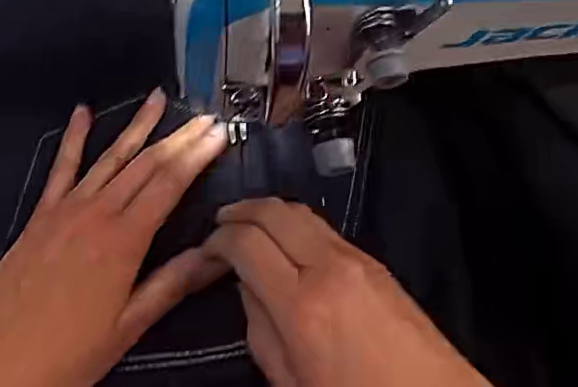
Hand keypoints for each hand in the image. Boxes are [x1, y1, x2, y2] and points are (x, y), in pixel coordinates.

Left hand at [0, 91, 229, 386]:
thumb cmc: (55, 362)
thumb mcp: (125, 329)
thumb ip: (172, 284)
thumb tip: (216, 254)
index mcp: (122, 241)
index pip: (172, 181)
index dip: (200, 153)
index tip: (220, 133)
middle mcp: (96, 216)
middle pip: (148, 162)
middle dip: (181, 135)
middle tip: (206, 116)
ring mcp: (65, 212)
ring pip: (112, 156)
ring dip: (139, 124)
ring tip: (158, 98)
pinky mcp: (39, 219)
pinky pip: (62, 169)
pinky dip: (73, 138)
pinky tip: (81, 114)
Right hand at [204, 199, 492, 386]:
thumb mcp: (291, 382)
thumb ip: (262, 332)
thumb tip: (248, 287)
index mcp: (302, 304)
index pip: (250, 244)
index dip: (220, 238)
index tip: (204, 246)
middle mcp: (329, 266)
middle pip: (278, 213)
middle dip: (244, 209)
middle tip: (220, 219)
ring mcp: (355, 257)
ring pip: (304, 212)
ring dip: (271, 209)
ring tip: (246, 220)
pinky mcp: (373, 258)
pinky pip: (325, 228)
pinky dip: (297, 222)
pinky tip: (285, 236)